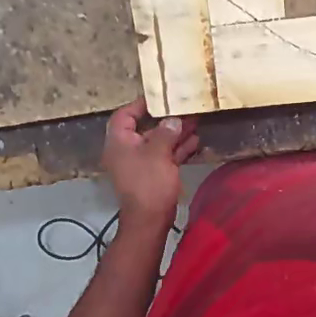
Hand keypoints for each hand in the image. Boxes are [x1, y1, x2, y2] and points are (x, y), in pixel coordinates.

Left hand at [102, 98, 198, 225]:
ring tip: (196, 122)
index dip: (140, 105)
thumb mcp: (158, 153)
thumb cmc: (149, 183)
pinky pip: (166, 156)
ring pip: (158, 143)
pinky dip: (178, 149)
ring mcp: (141, 164)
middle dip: (166, 120)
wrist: (150, 219)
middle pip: (144, 129)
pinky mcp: (154, 175)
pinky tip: (196, 142)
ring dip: (176, 134)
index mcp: (119, 143)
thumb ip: (166, 133)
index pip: (124, 116)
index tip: (159, 98)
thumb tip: (173, 120)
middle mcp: (127, 151)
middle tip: (185, 109)